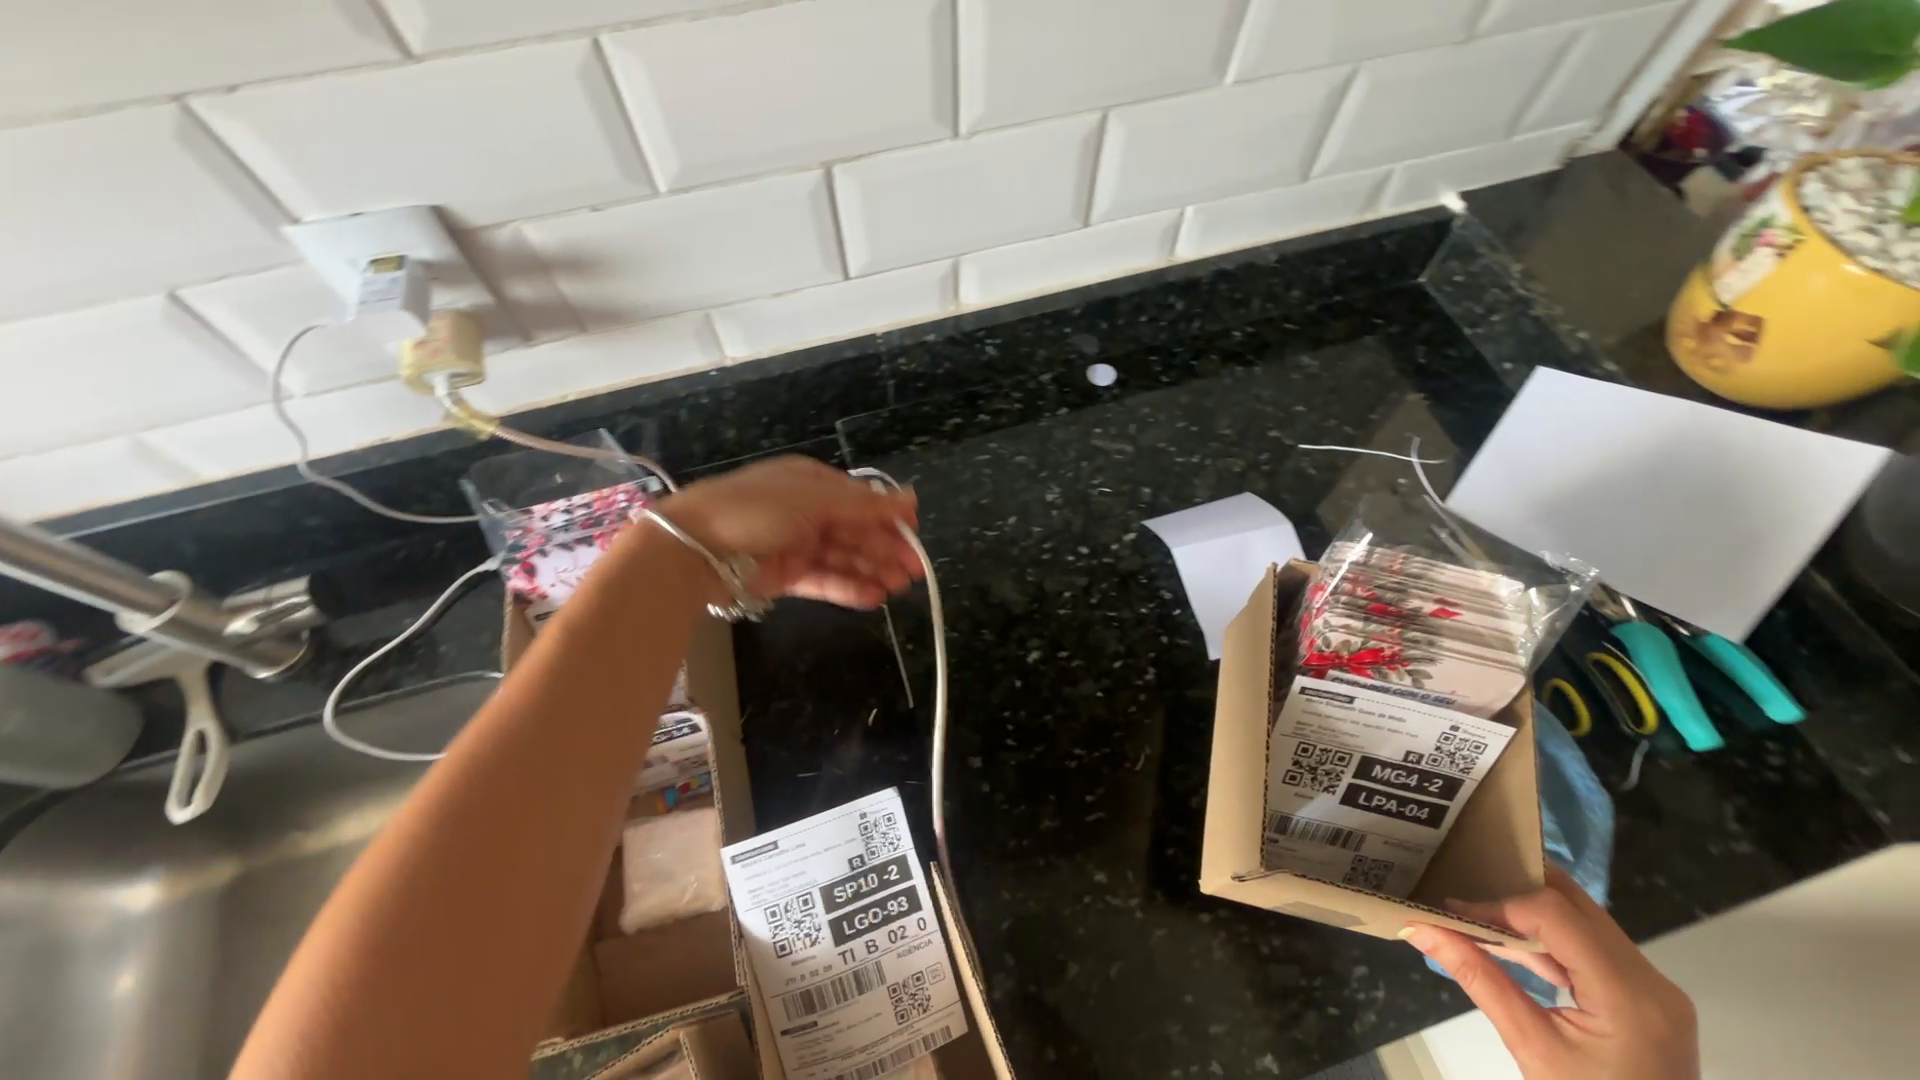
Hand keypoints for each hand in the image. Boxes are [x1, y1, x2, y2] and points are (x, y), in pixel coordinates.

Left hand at [652, 456, 922, 608]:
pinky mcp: (785, 576)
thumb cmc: (755, 510)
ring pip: (844, 558)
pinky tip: (874, 597)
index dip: (889, 517)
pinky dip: (849, 588)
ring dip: (873, 570)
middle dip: (886, 549)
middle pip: (856, 531)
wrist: (693, 548)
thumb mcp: (812, 499)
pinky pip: (825, 581)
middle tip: (915, 572)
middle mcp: (807, 511)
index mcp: (811, 482)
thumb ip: (864, 504)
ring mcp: (796, 545)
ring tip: (899, 588)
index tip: (915, 534)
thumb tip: (911, 497)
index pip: (861, 500)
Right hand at [1401, 870, 1698, 1079]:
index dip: (1499, 904)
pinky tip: (1511, 945)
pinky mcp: (1647, 996)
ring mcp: (1656, 988)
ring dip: (1530, 913)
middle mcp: (1652, 980)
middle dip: (1515, 891)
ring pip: (1585, 919)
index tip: (1453, 913)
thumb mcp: (1528, 1046)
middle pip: (1576, 904)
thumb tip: (1417, 927)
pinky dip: (1549, 939)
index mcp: (1628, 994)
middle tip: (1465, 895)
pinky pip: (1593, 946)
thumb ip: (1478, 978)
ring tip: (1480, 919)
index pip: (1555, 915)